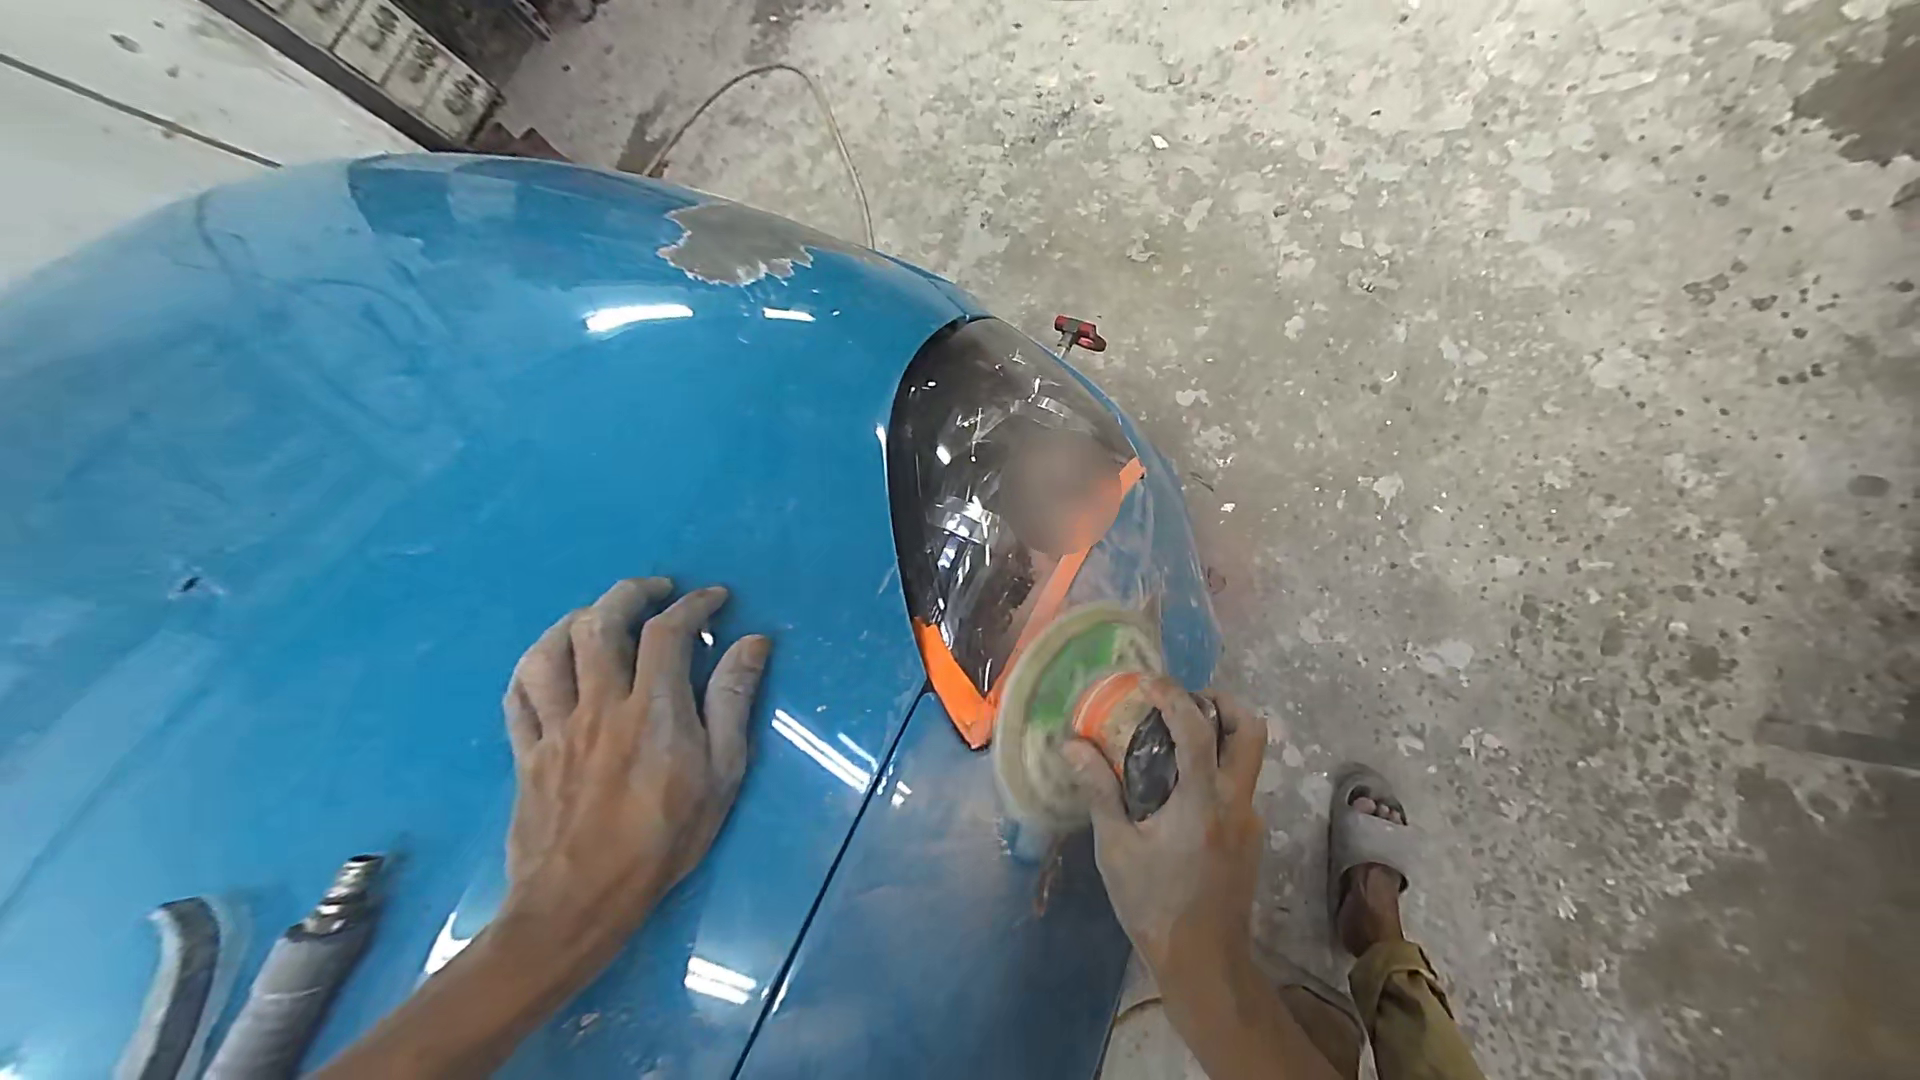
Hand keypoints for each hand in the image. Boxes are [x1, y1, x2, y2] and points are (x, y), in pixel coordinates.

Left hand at [500, 578, 770, 947]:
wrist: (580, 904)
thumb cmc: (664, 839)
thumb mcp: (721, 773)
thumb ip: (733, 701)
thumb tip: (754, 643)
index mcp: (652, 710)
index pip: (669, 632)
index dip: (694, 605)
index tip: (715, 598)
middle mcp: (599, 705)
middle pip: (600, 624)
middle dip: (631, 593)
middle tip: (657, 590)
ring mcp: (555, 727)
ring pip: (549, 650)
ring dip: (577, 618)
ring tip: (602, 614)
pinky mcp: (525, 751)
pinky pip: (518, 693)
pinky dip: (535, 663)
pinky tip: (553, 660)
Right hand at [1065, 681, 1264, 989]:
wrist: (1205, 964)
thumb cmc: (1153, 906)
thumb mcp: (1116, 848)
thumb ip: (1099, 790)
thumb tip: (1072, 746)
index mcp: (1202, 804)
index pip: (1198, 733)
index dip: (1174, 697)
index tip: (1148, 681)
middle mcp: (1236, 803)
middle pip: (1252, 731)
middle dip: (1221, 702)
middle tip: (1182, 699)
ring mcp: (1249, 819)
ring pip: (1248, 755)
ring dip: (1218, 731)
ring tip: (1171, 735)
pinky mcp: (1250, 834)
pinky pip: (1236, 781)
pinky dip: (1213, 764)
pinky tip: (1176, 784)